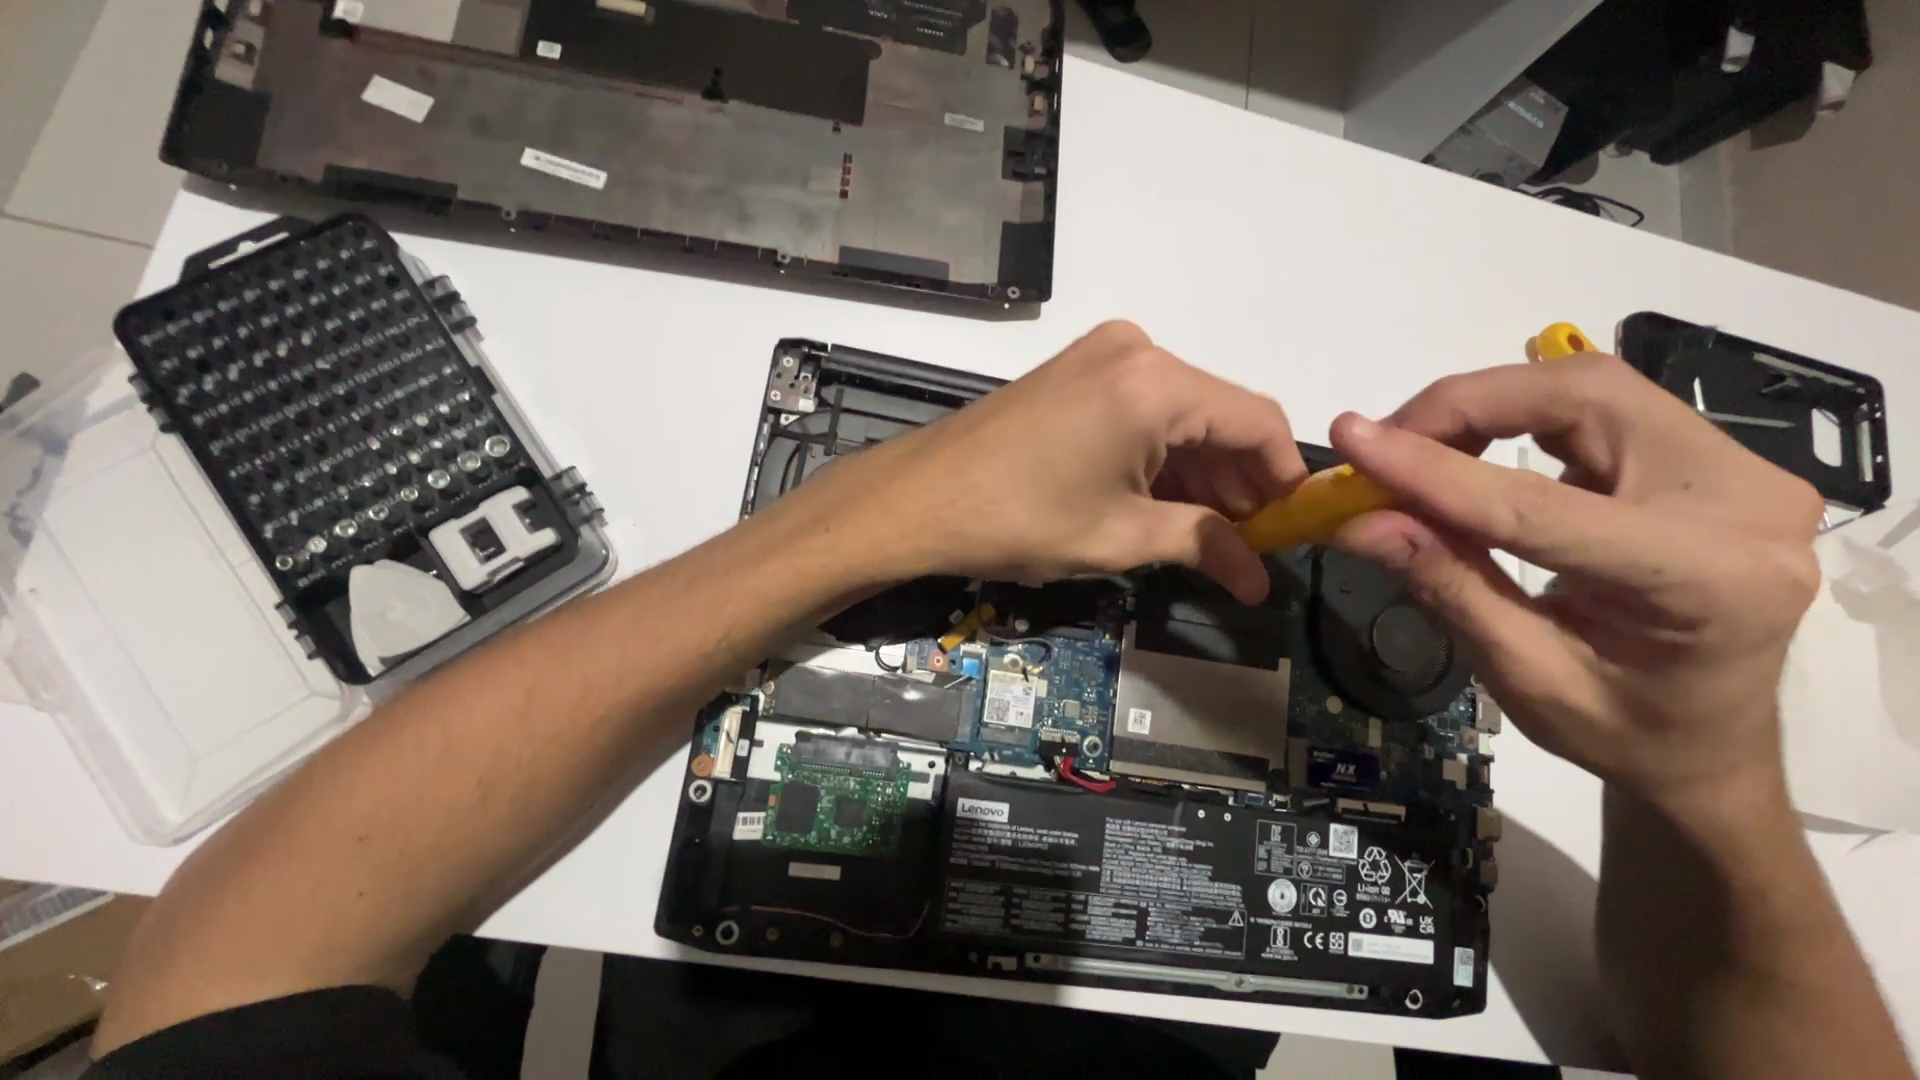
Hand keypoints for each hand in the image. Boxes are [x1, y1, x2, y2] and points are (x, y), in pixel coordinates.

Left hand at [793, 321, 1307, 602]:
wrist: (916, 499)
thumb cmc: (1018, 519)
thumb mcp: (1119, 537)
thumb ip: (1202, 546)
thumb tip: (1259, 581)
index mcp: (1157, 383)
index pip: (1257, 421)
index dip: (1282, 479)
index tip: (1290, 530)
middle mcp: (1138, 351)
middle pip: (1219, 414)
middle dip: (1238, 480)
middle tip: (1246, 544)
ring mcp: (1102, 355)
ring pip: (1182, 413)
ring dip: (1200, 470)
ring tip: (1206, 533)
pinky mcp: (1076, 371)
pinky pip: (1143, 408)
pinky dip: (1161, 453)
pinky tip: (1164, 500)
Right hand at [1328, 355, 1823, 813]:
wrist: (1709, 742)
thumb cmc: (1622, 730)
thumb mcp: (1521, 674)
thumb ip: (1445, 585)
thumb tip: (1357, 521)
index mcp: (1710, 580)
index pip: (1541, 503)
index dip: (1434, 470)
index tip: (1349, 441)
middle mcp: (1743, 500)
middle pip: (1583, 398)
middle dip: (1464, 408)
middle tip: (1382, 443)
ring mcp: (1736, 466)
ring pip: (1586, 387)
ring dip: (1483, 405)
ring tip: (1415, 449)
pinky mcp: (1706, 454)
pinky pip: (1596, 404)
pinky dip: (1513, 413)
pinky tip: (1468, 451)